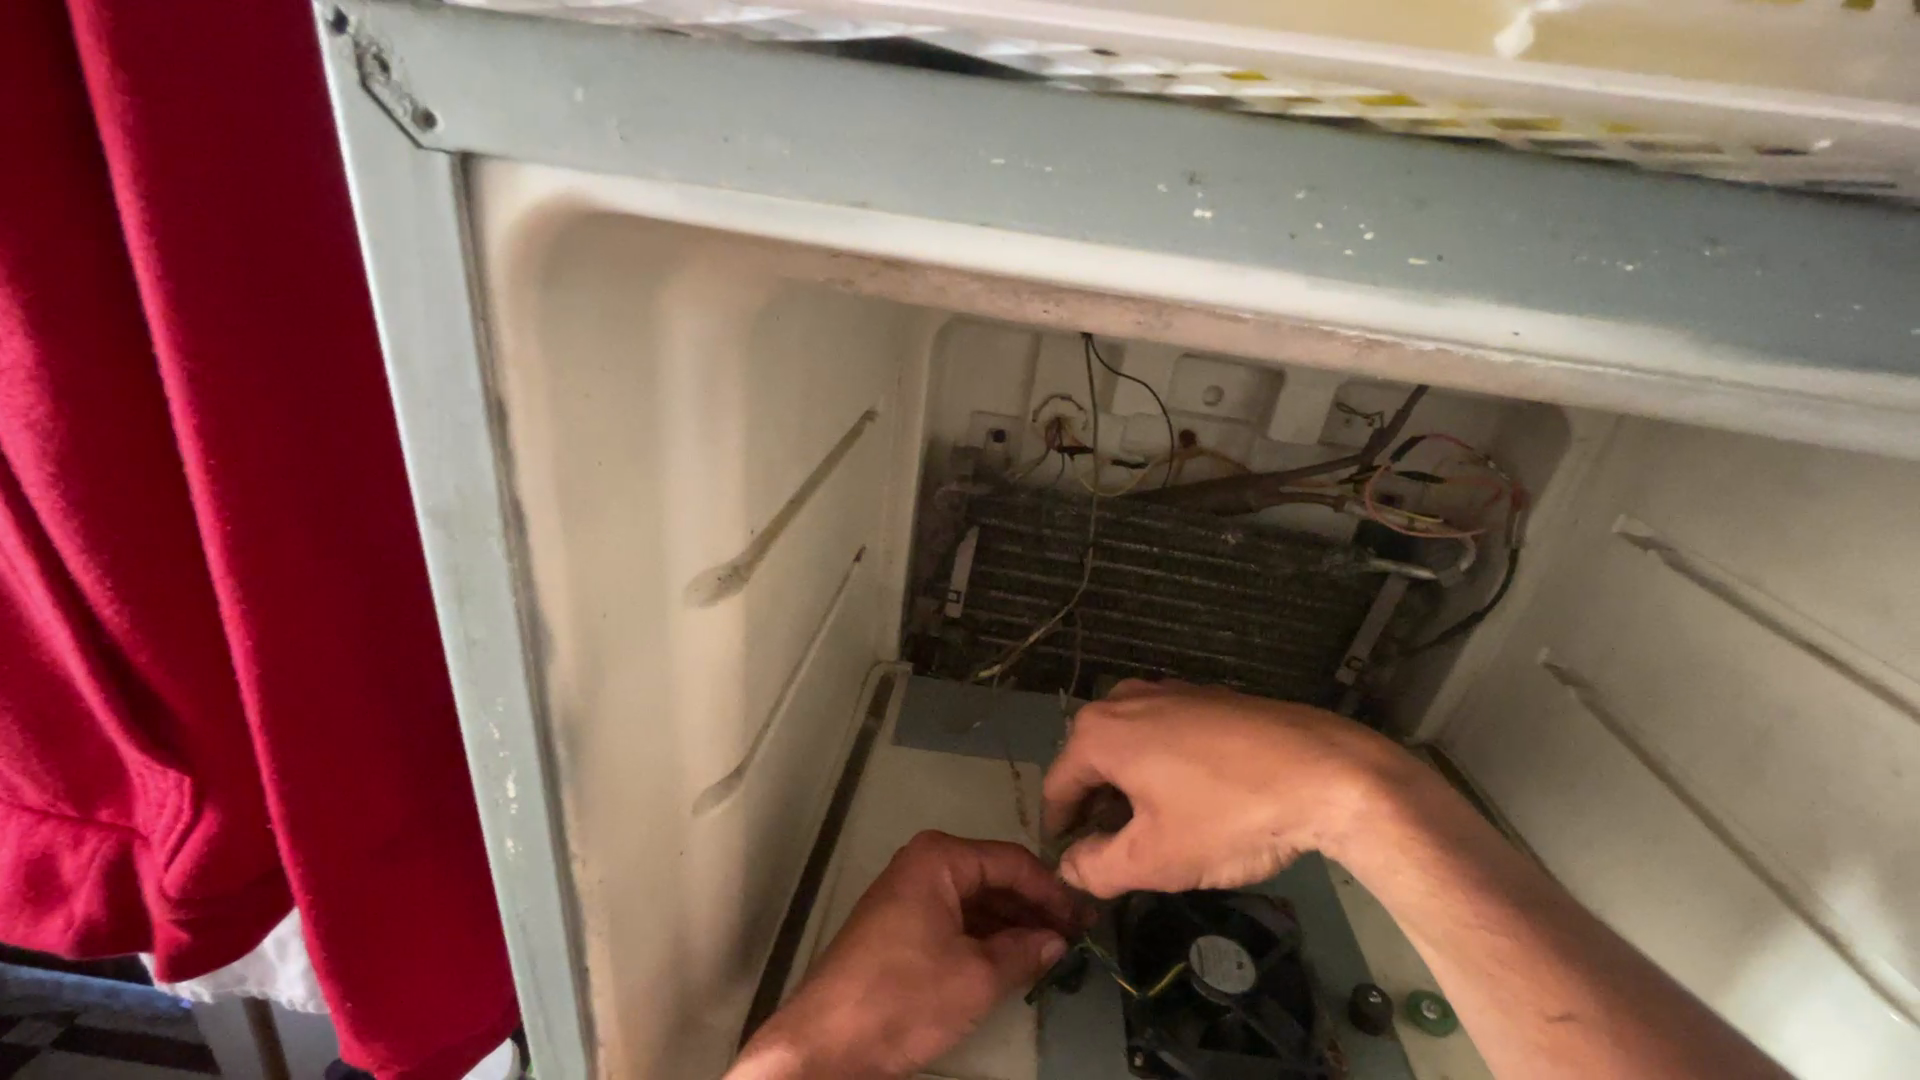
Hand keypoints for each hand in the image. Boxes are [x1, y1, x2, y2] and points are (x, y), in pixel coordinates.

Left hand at [731, 831, 1083, 1079]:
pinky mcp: (903, 928)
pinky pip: (957, 921)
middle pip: (994, 878)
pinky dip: (987, 939)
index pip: (1012, 862)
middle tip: (1079, 935)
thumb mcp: (976, 977)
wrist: (827, 1043)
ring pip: (977, 902)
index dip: (1053, 890)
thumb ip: (1024, 952)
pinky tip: (1016, 960)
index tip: (1087, 916)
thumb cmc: (904, 996)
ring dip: (1014, 925)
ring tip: (1056, 950)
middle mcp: (924, 865)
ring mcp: (911, 896)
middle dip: (1035, 907)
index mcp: (940, 858)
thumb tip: (1057, 940)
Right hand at [1042, 679, 1420, 897]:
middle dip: (1099, 810)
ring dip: (1132, 789)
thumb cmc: (1228, 816)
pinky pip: (1165, 734)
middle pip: (1091, 763)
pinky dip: (1165, 766)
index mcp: (1098, 732)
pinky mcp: (1208, 696)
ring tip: (1161, 831)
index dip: (1060, 833)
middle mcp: (1124, 699)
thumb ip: (1095, 868)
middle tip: (1122, 855)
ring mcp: (1169, 691)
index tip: (1074, 866)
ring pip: (1129, 747)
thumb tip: (1068, 867)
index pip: (1057, 787)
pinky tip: (1198, 799)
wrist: (1329, 772)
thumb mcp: (1155, 859)